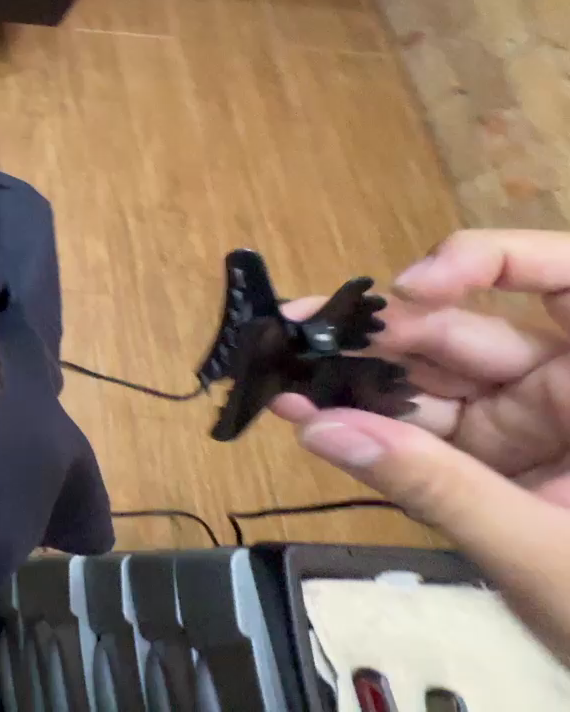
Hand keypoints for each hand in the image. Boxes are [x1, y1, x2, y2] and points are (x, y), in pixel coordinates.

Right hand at [272, 229, 569, 661]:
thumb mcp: (551, 560)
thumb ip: (439, 489)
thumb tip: (320, 428)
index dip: (493, 260)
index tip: (412, 287)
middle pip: (469, 331)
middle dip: (374, 331)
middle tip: (289, 332)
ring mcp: (533, 427)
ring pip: (425, 377)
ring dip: (347, 375)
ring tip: (278, 377)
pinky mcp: (493, 459)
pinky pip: (414, 426)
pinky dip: (357, 421)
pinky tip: (304, 415)